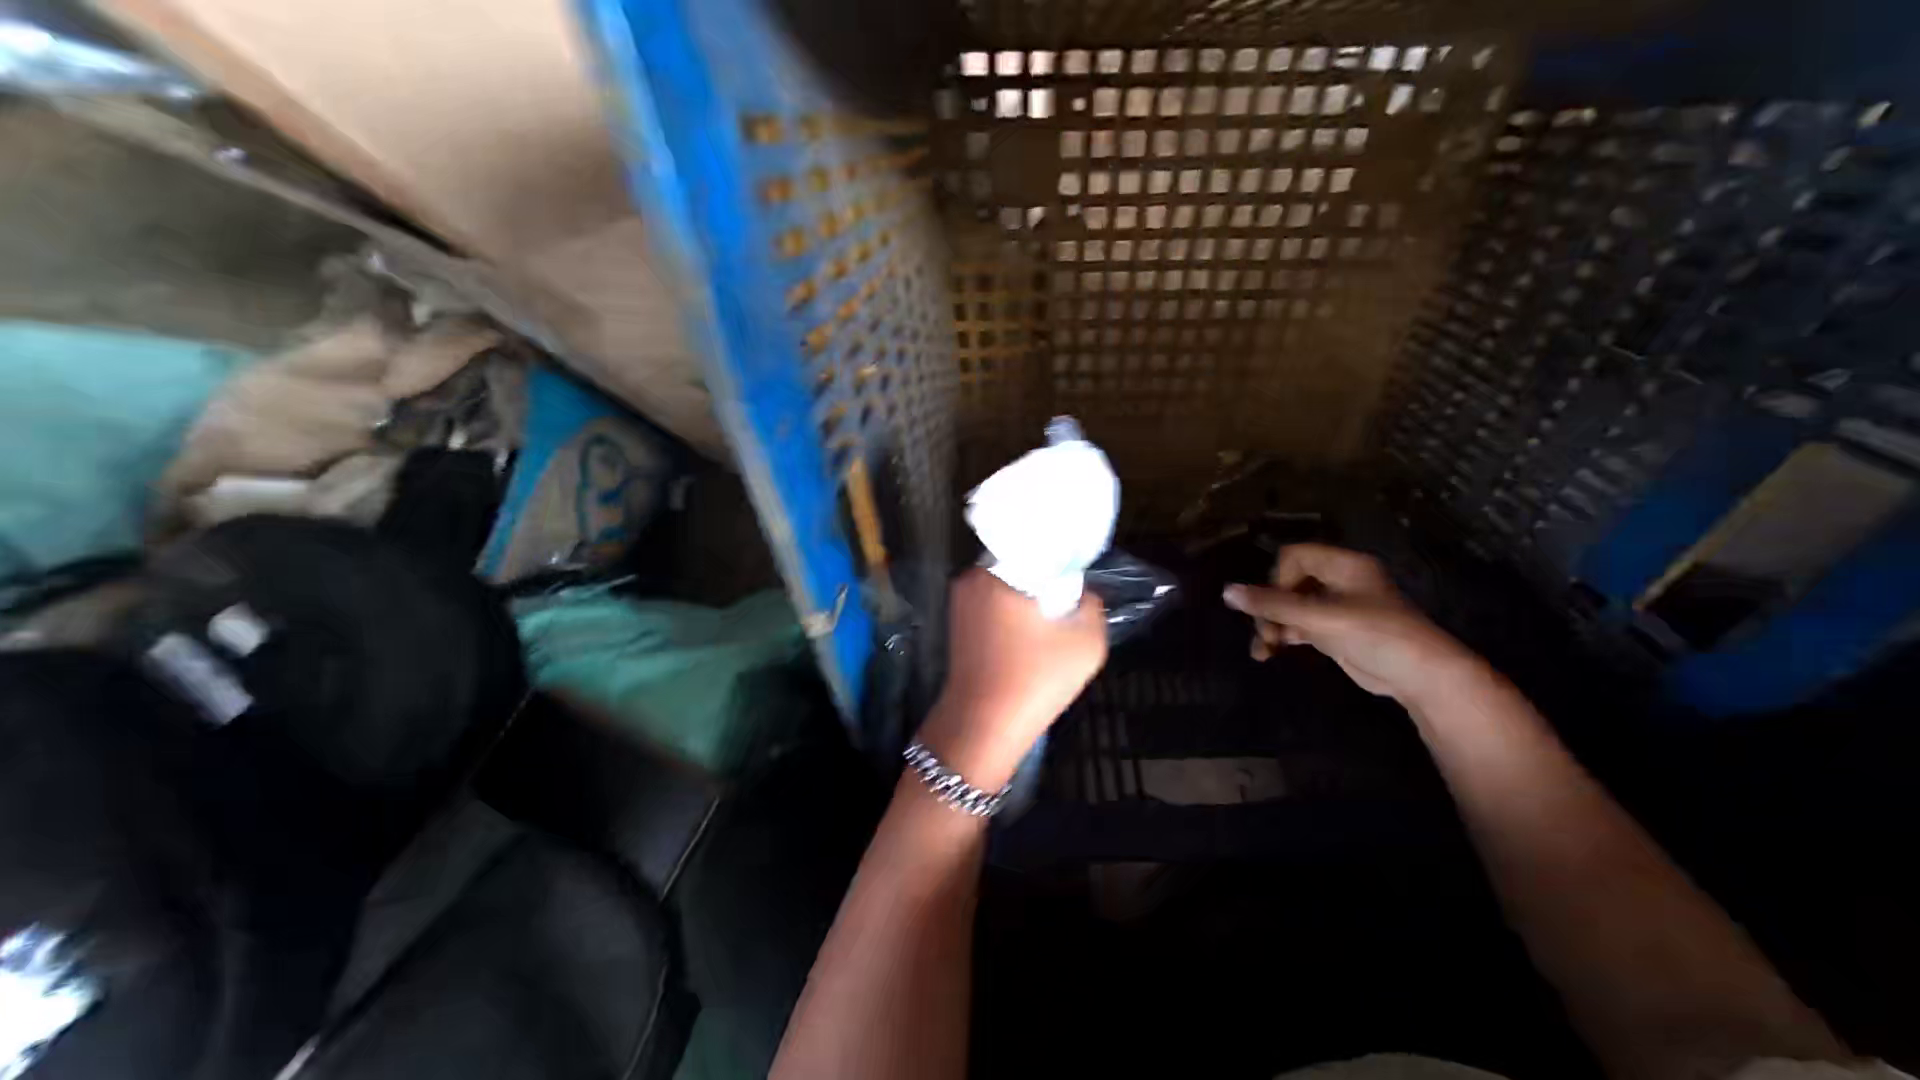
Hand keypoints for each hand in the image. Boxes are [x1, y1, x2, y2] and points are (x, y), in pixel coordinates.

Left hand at [921, 568, 1106, 786]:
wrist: (983, 725)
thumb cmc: (1036, 679)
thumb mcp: (1087, 642)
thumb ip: (1093, 606)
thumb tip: (1083, 595)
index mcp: (999, 573)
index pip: (1038, 549)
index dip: (1062, 562)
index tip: (1077, 582)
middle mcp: (972, 579)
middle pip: (1020, 568)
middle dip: (1042, 584)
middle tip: (1064, 609)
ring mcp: (959, 603)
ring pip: (1004, 589)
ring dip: (1025, 602)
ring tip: (1046, 630)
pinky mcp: (955, 626)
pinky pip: (990, 608)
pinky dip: (1009, 618)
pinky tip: (1024, 643)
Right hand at [1222, 543, 1475, 704]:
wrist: (1421, 677)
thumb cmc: (1376, 635)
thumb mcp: (1320, 617)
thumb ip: (1273, 604)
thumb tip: (1227, 592)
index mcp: (1343, 565)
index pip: (1293, 556)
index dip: (1278, 579)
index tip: (1277, 604)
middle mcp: (1338, 581)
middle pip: (1287, 583)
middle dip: (1270, 608)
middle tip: (1265, 632)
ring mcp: (1335, 607)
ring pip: (1289, 607)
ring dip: (1272, 625)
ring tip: (1263, 649)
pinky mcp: (1333, 631)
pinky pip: (1297, 626)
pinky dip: (1282, 637)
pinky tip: (1269, 654)